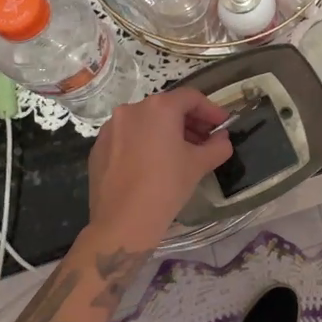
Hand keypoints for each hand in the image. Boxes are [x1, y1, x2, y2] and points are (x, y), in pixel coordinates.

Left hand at [87, 89, 232, 251]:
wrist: (122, 222)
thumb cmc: (166, 186)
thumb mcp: (200, 164)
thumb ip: (218, 146)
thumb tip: (222, 139)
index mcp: (159, 108)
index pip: (191, 98)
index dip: (211, 110)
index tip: (223, 125)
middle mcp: (132, 110)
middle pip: (167, 108)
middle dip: (190, 122)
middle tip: (206, 140)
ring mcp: (111, 128)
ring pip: (146, 122)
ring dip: (167, 132)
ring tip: (182, 153)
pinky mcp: (99, 147)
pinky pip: (128, 137)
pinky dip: (145, 142)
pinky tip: (155, 164)